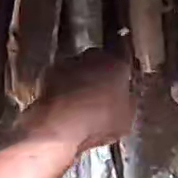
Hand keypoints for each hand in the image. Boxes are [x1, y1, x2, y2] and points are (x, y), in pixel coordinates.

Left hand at [19, 52, 134, 154]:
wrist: (58, 126)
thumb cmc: (97, 120)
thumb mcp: (126, 119)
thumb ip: (128, 102)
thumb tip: (126, 99)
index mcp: (117, 63)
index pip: (124, 51)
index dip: (123, 60)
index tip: (124, 69)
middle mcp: (93, 56)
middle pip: (100, 58)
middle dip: (102, 72)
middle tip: (104, 91)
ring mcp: (69, 63)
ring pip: (80, 67)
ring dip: (82, 79)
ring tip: (83, 102)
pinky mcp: (49, 74)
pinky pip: (61, 78)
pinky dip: (64, 88)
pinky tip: (66, 107)